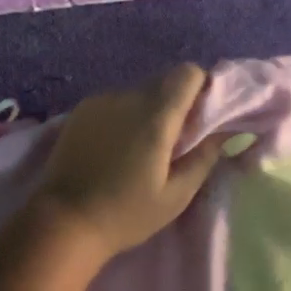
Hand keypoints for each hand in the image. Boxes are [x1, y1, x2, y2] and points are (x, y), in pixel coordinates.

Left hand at [28, 63, 228, 258]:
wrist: (65, 218)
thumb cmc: (126, 212)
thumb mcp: (175, 195)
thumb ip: (203, 158)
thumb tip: (225, 132)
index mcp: (156, 115)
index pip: (187, 73)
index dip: (201, 87)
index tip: (203, 116)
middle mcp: (129, 96)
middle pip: (164, 81)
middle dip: (177, 102)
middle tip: (176, 139)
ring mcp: (102, 98)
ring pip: (139, 91)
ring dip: (149, 109)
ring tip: (142, 148)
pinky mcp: (83, 106)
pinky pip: (115, 100)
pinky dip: (124, 114)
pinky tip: (116, 147)